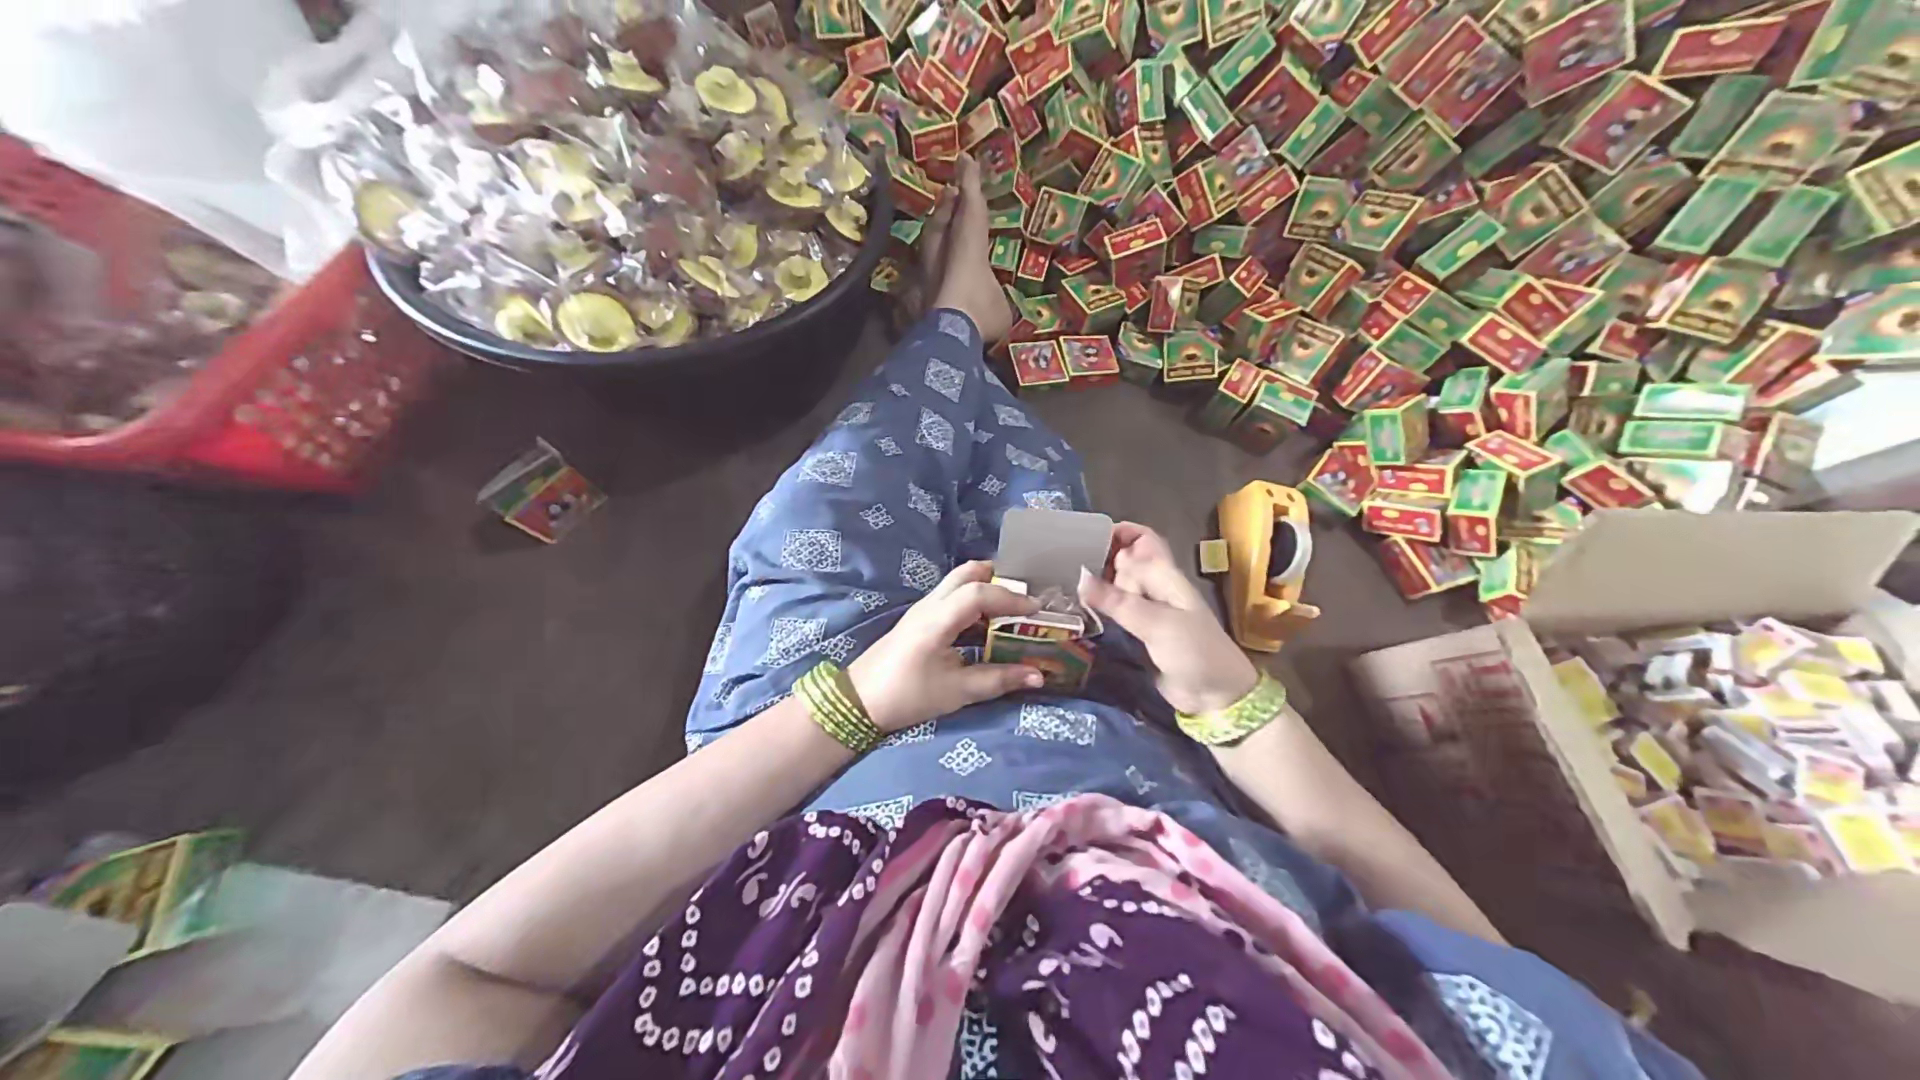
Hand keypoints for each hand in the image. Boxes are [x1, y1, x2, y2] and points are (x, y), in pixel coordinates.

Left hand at [847, 561, 1045, 731]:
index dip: (1011, 598)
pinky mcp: (918, 620)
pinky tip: (986, 625)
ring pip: (956, 584)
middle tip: (1023, 595)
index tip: (1036, 609)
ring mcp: (921, 610)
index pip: (979, 593)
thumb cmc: (907, 695)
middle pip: (966, 574)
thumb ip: (998, 680)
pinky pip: (950, 598)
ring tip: (1011, 609)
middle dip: (998, 579)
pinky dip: (972, 602)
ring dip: (985, 589)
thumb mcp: (957, 691)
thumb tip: (1038, 675)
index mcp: (937, 619)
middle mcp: (930, 606)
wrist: (859, 701)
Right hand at [1077, 523, 1259, 716]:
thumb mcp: (1156, 622)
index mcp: (1165, 576)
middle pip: (1125, 561)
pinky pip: (1116, 612)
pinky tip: (1078, 609)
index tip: (1085, 537)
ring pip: (1117, 587)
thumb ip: (1118, 601)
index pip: (1142, 540)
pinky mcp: (1139, 633)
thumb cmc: (1194, 651)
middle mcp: (1155, 588)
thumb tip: (1079, 577)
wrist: (1215, 696)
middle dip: (1100, 557)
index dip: (1118, 533)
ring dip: (1096, 584)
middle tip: (1062, 563)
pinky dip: (1099, 607)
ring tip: (1061, 582)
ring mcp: (1147, 611)